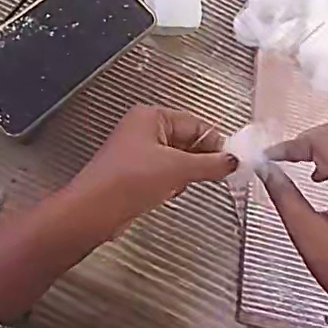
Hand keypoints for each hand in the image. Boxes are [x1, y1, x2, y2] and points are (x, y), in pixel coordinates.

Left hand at [65, 105, 235, 233]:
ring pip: (177, 162)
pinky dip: (169, 185)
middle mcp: (143, 130)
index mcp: (150, 117)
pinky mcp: (134, 175)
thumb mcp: (177, 169)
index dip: (215, 143)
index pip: (196, 124)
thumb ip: (210, 164)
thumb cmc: (128, 180)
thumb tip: (232, 161)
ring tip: (174, 186)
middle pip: (187, 142)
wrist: (94, 210)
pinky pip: (164, 176)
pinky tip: (163, 194)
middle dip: (198, 162)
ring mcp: (137, 153)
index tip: (232, 161)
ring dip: (182, 176)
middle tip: (210, 176)